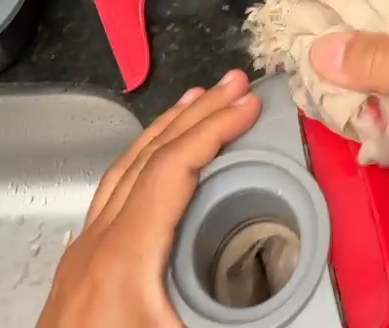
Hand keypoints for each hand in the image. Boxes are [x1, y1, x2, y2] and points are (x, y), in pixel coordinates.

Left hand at [38, 71, 260, 327]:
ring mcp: (81, 261)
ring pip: (124, 170)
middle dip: (195, 112)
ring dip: (166, 130)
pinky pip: (114, 194)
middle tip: (233, 83)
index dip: (215, 128)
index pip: (173, 166)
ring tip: (197, 103)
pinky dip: (145, 162)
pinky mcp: (78, 279)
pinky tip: (157, 168)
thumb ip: (242, 318)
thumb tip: (310, 319)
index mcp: (123, 261)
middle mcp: (95, 248)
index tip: (249, 104)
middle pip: (147, 156)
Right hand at [308, 0, 388, 238]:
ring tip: (343, 125)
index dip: (339, 27)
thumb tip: (318, 45)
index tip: (299, 52)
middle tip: (319, 101)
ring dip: (370, 104)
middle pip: (381, 46)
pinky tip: (376, 143)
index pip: (376, 7)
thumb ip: (382, 63)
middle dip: (352, 74)